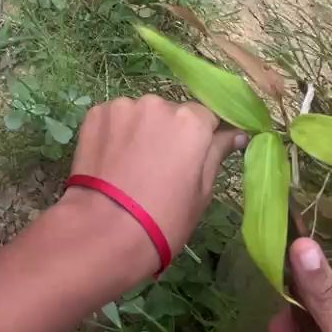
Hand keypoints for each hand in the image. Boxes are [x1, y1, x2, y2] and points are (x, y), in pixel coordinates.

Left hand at [58, 96, 244, 275]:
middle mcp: (156, 103)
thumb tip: (235, 133)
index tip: (193, 155)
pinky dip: (116, 132)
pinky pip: (115, 118)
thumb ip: (216, 154)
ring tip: (133, 165)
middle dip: (169, 132)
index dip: (201, 135)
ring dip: (141, 130)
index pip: (204, 116)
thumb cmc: (165, 217)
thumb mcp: (201, 191)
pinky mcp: (96, 113)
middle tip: (161, 167)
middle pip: (170, 112)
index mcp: (189, 121)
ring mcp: (122, 106)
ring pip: (140, 114)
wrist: (107, 227)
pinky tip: (113, 159)